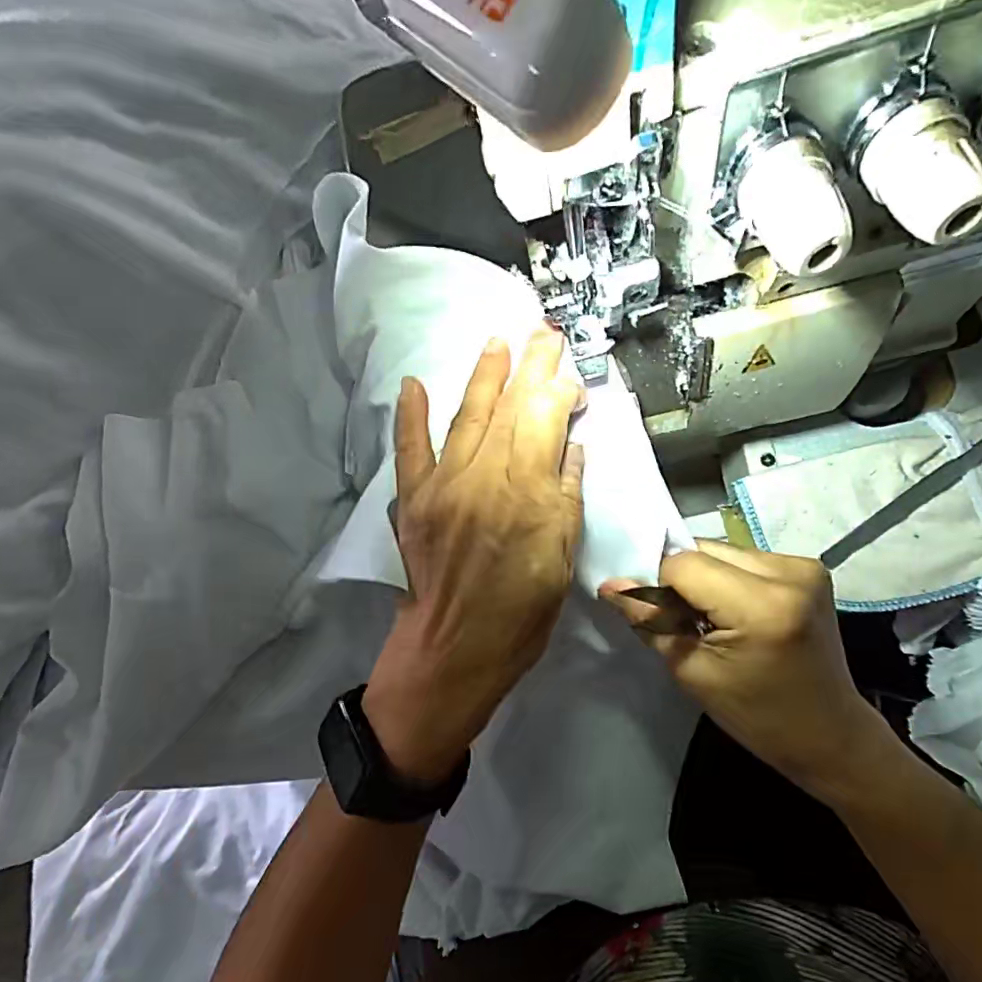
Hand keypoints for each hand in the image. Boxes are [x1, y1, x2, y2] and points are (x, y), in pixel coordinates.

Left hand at [362, 328, 586, 782]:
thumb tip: (571, 447)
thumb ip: (567, 496)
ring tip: (496, 344)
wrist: (456, 648)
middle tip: (541, 333)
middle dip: (529, 367)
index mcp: (530, 493)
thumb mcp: (563, 558)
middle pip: (510, 409)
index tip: (570, 374)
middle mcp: (486, 477)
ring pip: (466, 418)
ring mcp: (444, 485)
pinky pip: (411, 449)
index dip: (558, 390)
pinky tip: (415, 384)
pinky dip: (411, 416)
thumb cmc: (523, 613)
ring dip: (483, 377)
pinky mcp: (413, 499)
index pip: (545, 419)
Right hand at [600, 540, 901, 800]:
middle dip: (682, 581)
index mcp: (762, 605)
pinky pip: (746, 559)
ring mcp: (804, 566)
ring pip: (723, 551)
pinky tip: (736, 613)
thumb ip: (652, 622)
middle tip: (684, 623)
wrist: (829, 733)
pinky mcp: (809, 568)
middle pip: (704, 550)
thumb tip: (611, 585)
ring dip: (705, 578)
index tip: (657, 619)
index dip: (659, 587)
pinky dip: (729, 579)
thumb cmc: (757, 716)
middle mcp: (789, 572)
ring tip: (712, 620)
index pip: (683, 565)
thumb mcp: (692, 673)